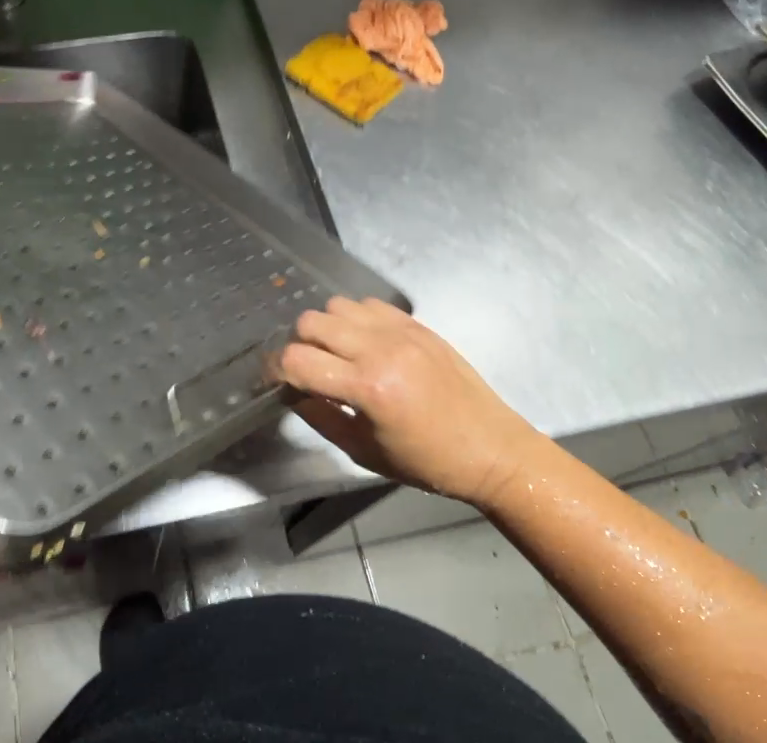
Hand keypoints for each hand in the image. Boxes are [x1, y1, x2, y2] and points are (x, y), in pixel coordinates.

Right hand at [277, 297, 545, 506]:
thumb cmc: (425, 462)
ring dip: (327, 328)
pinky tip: (364, 344)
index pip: (297, 361)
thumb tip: (291, 392)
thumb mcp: (362, 450)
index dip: (277, 370)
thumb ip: (320, 415)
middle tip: (308, 370)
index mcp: (368, 388)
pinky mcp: (417, 324)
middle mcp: (381, 349)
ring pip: (337, 306)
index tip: (276, 382)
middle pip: (311, 323)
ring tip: (337, 354)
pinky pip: (368, 303)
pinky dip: (355, 319)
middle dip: (299, 346)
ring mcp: (401, 331)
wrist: (491, 449)